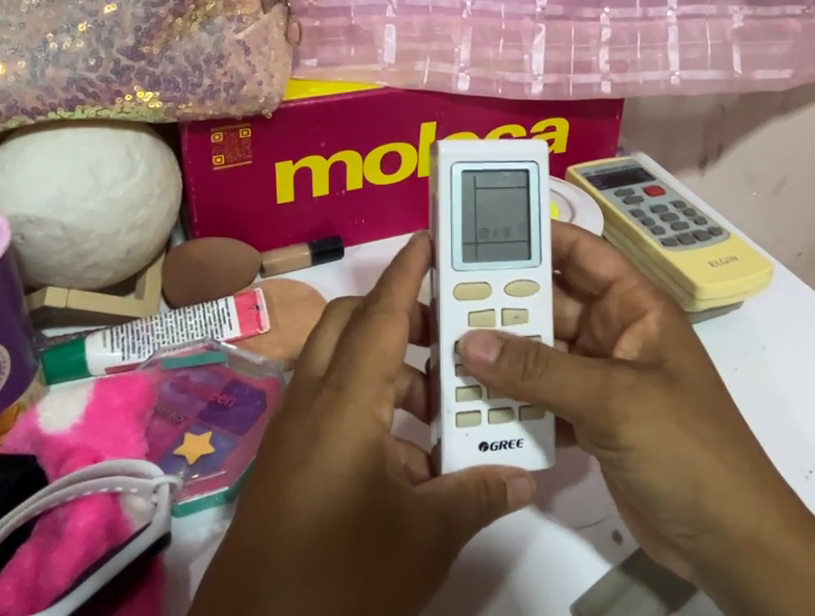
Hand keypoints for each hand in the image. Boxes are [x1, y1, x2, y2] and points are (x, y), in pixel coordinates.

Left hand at [190, 233, 533, 615]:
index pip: (379, 316)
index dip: (406, 273)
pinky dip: (375, 415)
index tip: (429, 239)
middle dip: (399, 319)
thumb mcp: (424, 538)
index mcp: (345, 403)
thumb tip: (524, 477)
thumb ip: (476, 496)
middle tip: (449, 334)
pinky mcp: (290, 465)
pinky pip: (335, 412)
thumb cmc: (341, 576)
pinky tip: (418, 464)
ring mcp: (296, 434)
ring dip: (393, 376)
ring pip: (344, 371)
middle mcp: (313, 403)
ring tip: (446, 408)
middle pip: (350, 328)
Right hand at [459, 224, 814, 615]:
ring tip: (440, 345)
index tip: (478, 234)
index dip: (536, 237)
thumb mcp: (613, 400)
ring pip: (540, 352)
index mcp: (635, 306)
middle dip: (501, 300)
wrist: (729, 539)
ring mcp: (602, 379)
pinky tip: (468, 399)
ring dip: (499, 353)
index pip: (581, 252)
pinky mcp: (591, 421)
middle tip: (439, 296)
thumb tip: (468, 341)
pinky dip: (511, 398)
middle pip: (550, 303)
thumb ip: (538, 370)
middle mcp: (616, 333)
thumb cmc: (686, 447)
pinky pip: (541, 396)